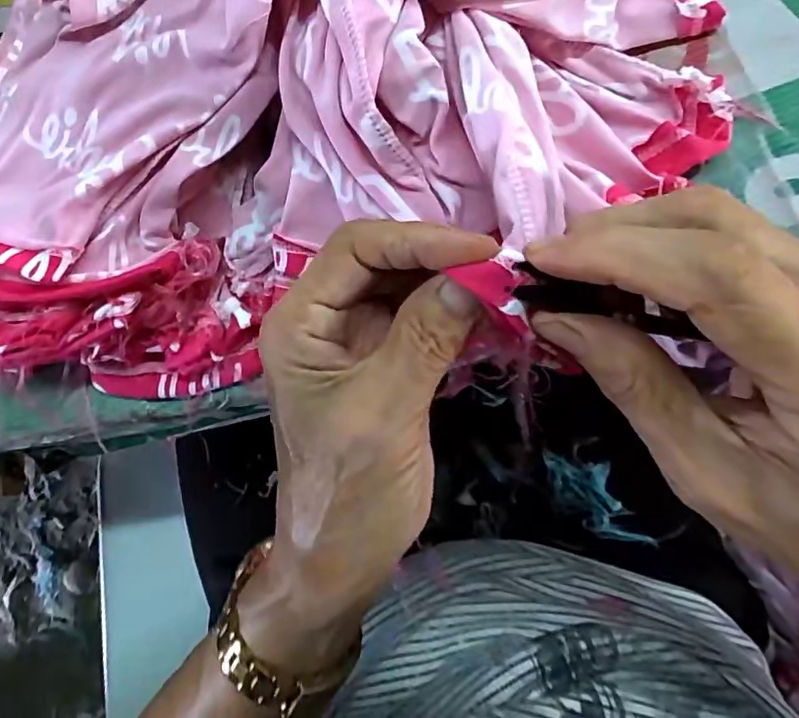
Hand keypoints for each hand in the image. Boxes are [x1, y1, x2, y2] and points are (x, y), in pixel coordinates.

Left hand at [245, 221, 496, 670]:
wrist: (338, 558)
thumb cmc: (349, 492)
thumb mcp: (385, 412)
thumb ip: (424, 338)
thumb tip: (473, 275)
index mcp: (299, 320)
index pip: (354, 249)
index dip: (416, 240)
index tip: (480, 250)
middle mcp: (318, 315)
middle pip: (376, 259)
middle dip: (434, 255)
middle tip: (500, 261)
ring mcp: (348, 334)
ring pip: (397, 282)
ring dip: (445, 277)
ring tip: (500, 280)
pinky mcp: (376, 355)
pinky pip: (413, 314)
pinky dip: (448, 307)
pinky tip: (485, 308)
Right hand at [523, 187, 798, 620]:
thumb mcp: (705, 476)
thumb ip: (633, 384)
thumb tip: (553, 315)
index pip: (722, 277)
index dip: (621, 254)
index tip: (543, 260)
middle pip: (720, 227)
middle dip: (616, 231)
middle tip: (552, 262)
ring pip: (728, 218)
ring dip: (638, 227)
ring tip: (583, 263)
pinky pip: (743, 234)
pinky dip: (669, 240)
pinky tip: (636, 272)